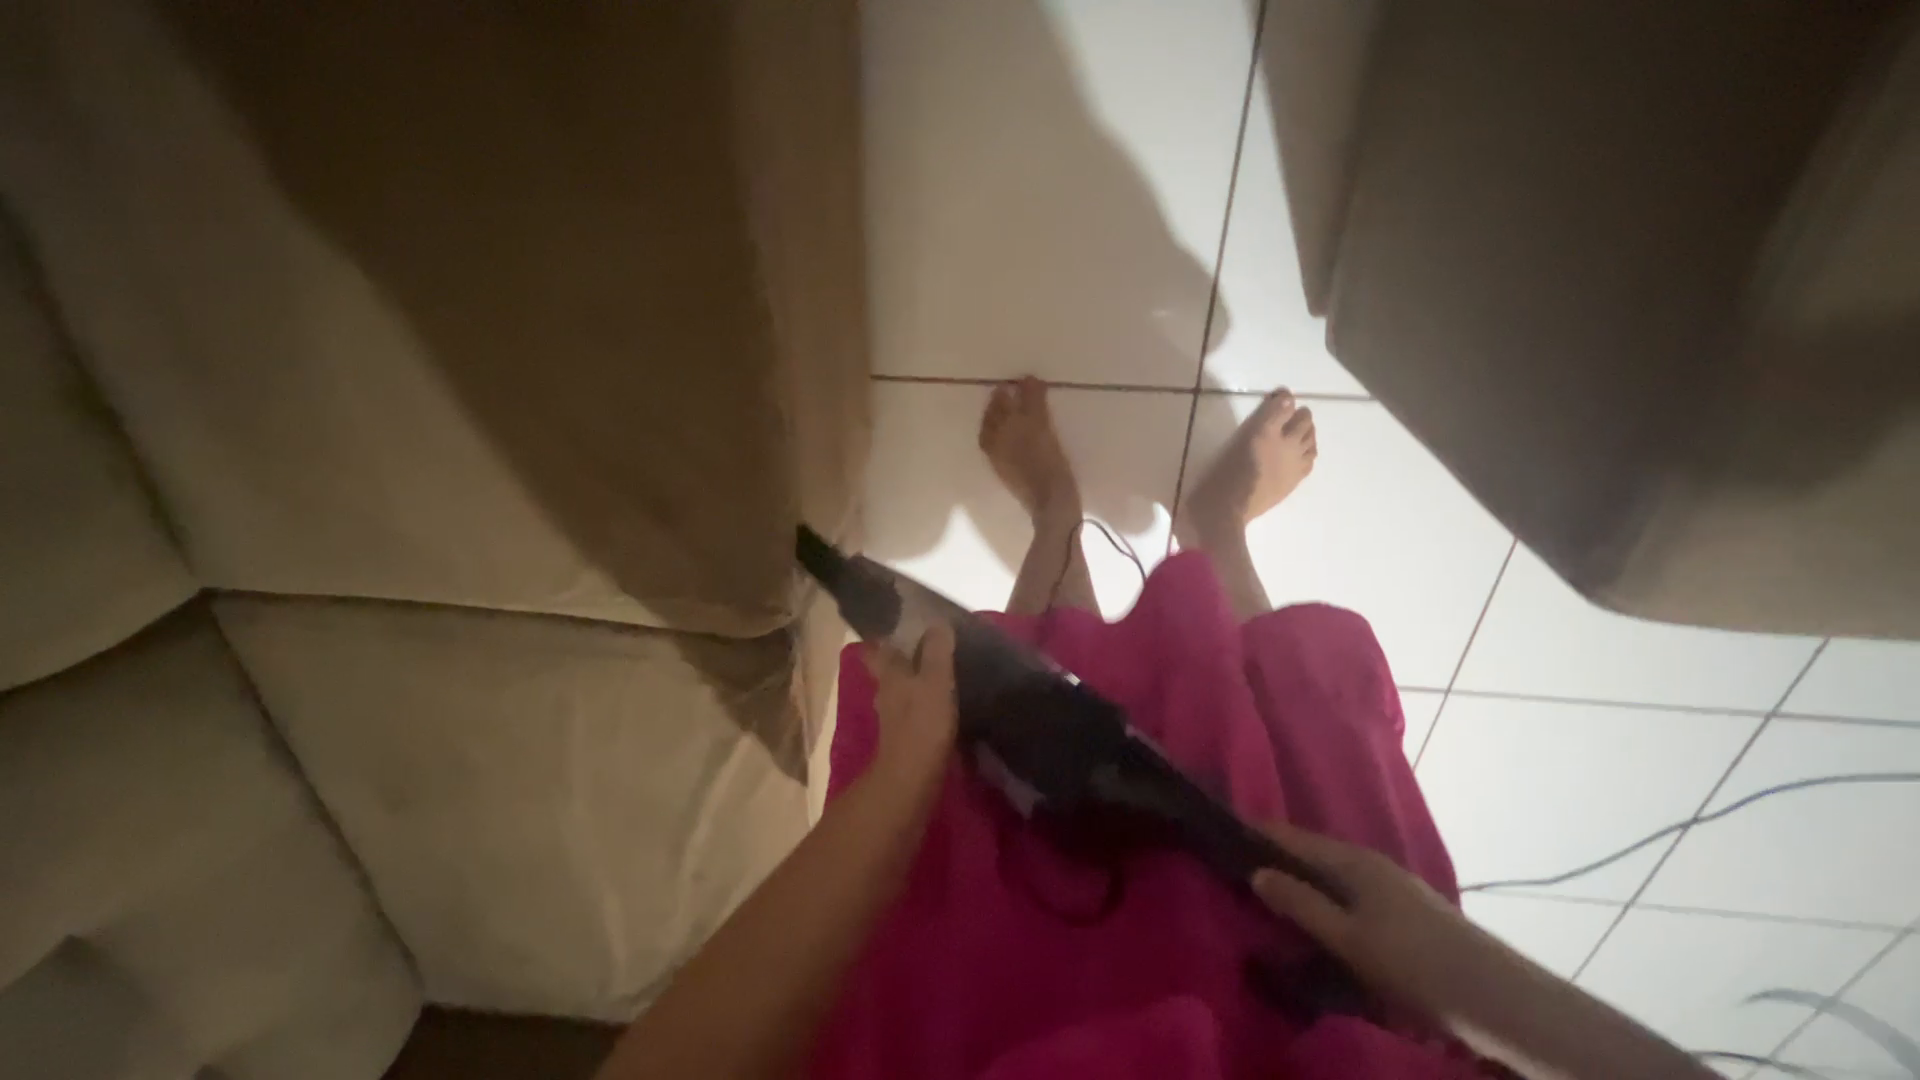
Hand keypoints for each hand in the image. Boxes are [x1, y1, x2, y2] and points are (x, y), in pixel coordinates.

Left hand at [861, 622, 959, 776]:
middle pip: (888, 673)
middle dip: (901, 662)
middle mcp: (886, 694)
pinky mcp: (905, 740)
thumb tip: (938, 623)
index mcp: (889, 675)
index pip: (878, 650)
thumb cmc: (922, 723)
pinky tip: (940, 708)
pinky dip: (922, 708)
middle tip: (924, 650)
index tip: (895, 628)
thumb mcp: (935, 680)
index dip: (883, 640)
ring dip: (913, 685)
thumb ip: (937, 651)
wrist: (912, 778)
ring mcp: (893, 720)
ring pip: (900, 694)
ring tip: (937, 676)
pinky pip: (912, 715)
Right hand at [1250, 820, 1493, 1018]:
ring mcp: (1392, 886)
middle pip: (1311, 852)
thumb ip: (1301, 904)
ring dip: (1300, 879)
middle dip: (1275, 856)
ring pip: (1331, 874)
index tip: (1220, 833)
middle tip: (1234, 869)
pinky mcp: (1405, 911)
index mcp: (1352, 860)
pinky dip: (1324, 896)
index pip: (1291, 836)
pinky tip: (1317, 916)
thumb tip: (1256, 871)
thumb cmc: (1416, 965)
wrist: (1500, 1001)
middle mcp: (1370, 862)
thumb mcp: (1349, 939)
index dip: (1256, 833)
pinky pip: (1348, 892)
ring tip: (1268, 893)